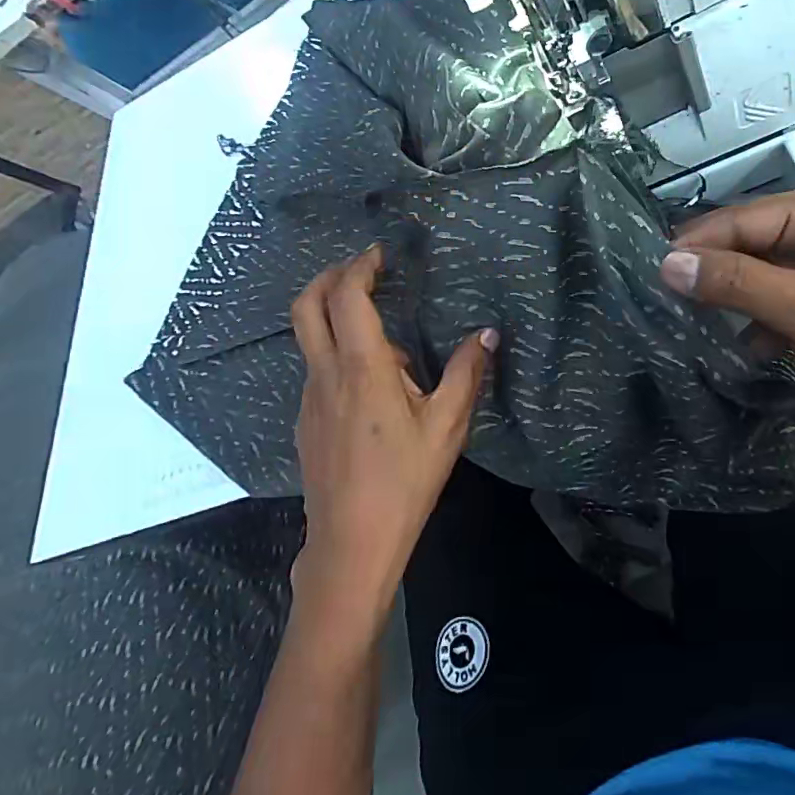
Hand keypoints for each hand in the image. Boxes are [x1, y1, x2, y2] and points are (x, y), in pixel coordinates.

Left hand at [289, 245, 495, 622]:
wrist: (351, 540)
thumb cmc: (405, 478)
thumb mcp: (448, 425)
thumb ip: (468, 373)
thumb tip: (488, 334)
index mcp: (361, 368)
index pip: (347, 297)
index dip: (360, 267)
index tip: (381, 254)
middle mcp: (325, 374)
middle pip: (306, 307)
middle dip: (330, 277)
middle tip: (364, 268)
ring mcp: (309, 399)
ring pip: (310, 338)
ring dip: (336, 316)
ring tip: (385, 331)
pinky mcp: (307, 421)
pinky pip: (318, 369)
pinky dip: (339, 351)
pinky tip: (375, 382)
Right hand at [660, 184, 794, 433]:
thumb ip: (737, 284)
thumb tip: (666, 263)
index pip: (740, 218)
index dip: (695, 247)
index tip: (651, 279)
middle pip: (754, 245)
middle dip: (717, 278)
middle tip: (669, 310)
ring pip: (769, 277)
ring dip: (741, 305)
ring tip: (702, 334)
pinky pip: (791, 302)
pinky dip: (770, 323)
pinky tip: (753, 350)